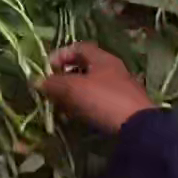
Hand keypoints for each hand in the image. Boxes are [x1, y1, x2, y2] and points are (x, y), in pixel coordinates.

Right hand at [37, 42, 153, 131]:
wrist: (140, 130)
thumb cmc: (103, 100)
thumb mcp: (71, 88)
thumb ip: (52, 83)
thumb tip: (37, 81)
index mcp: (103, 59)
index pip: (78, 47)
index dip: (60, 55)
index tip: (47, 68)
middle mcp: (114, 70)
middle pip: (85, 67)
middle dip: (66, 76)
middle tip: (53, 88)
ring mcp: (122, 90)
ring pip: (92, 86)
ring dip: (75, 93)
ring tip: (63, 105)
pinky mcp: (126, 108)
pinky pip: (101, 102)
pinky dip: (87, 106)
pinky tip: (79, 116)